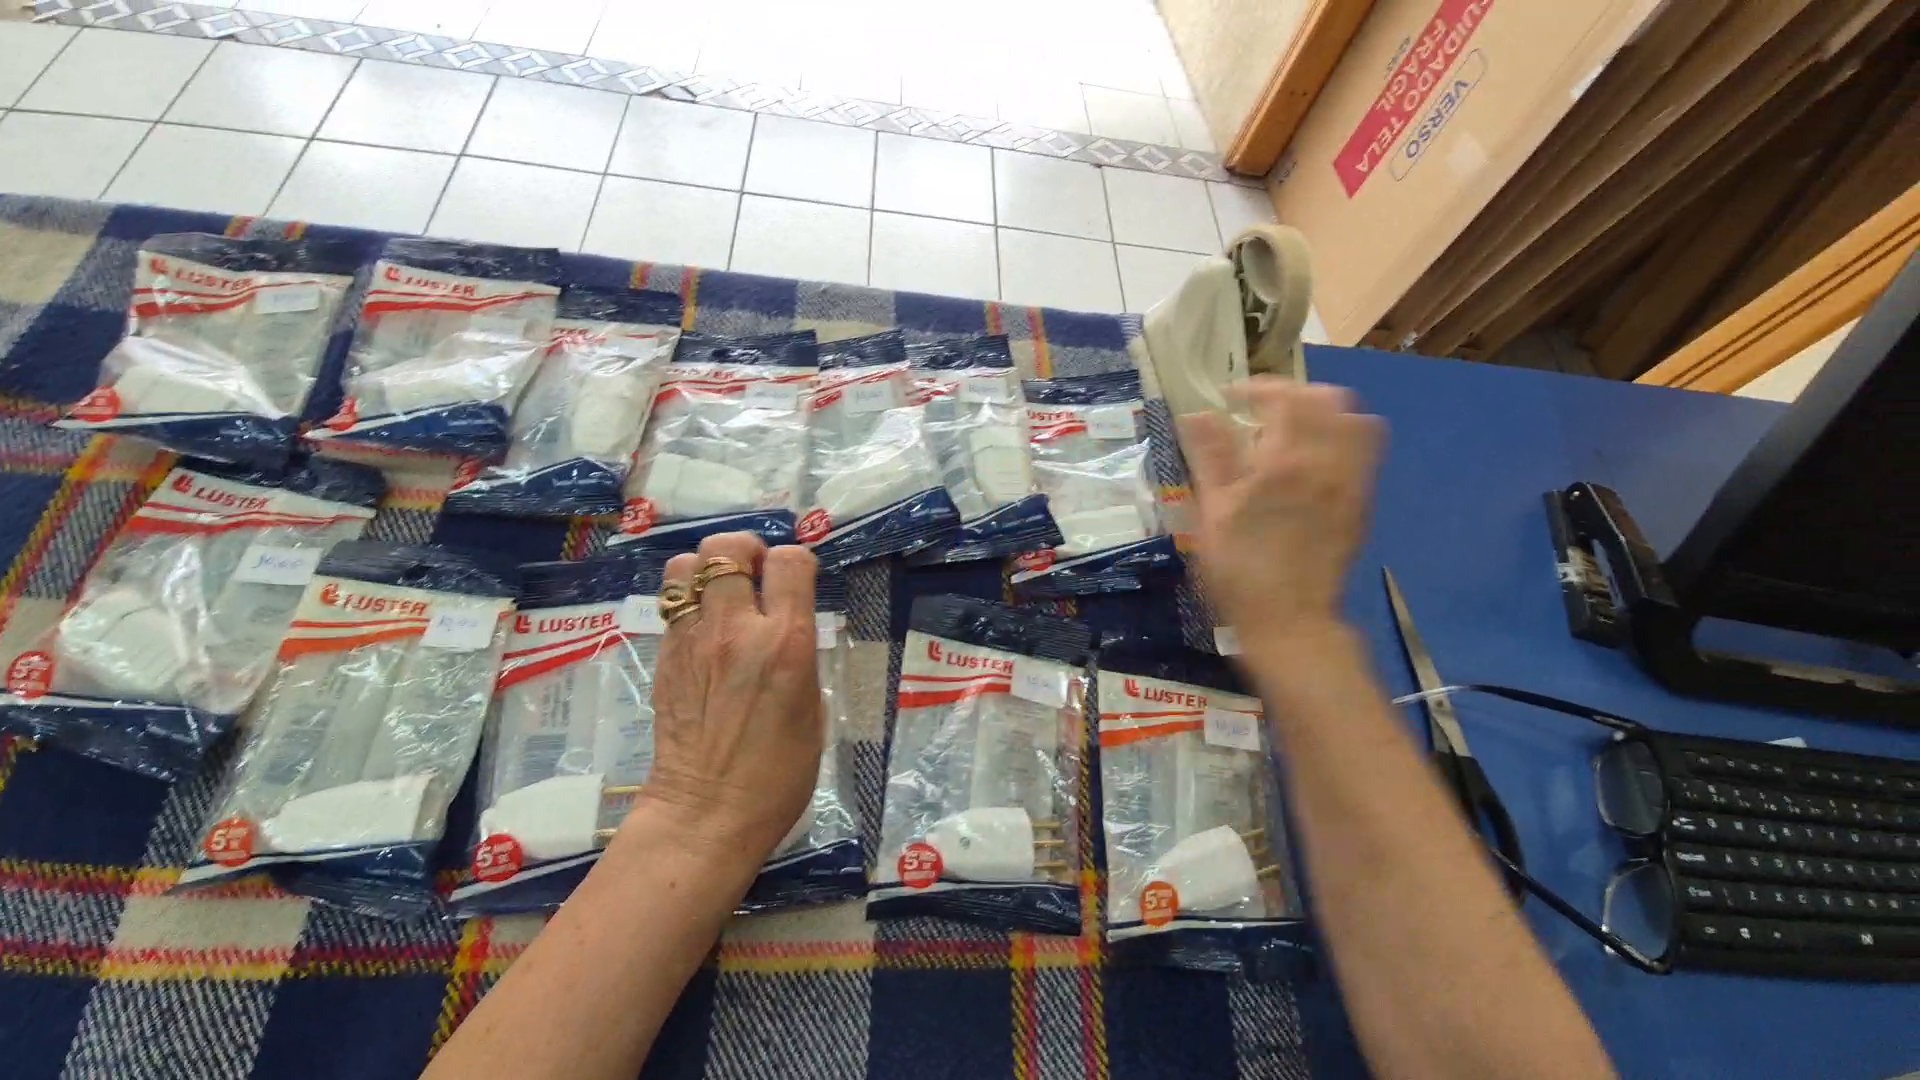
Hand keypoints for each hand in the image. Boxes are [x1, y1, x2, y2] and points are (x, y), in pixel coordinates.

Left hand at [639, 532, 822, 862]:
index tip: (798, 581)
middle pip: (728, 547)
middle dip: (747, 551)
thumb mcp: (814, 711)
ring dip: (707, 568)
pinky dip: (690, 600)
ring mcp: (692, 639)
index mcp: (787, 644)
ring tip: (723, 593)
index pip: (790, 561)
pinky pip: (672, 603)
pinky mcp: (664, 655)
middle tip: (756, 575)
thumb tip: (790, 633)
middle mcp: (737, 629)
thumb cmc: (779, 775)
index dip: (797, 562)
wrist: (706, 813)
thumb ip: (802, 658)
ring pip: (686, 564)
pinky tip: (705, 627)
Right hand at [1179, 379, 1383, 645]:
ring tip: (1293, 429)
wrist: (1290, 620)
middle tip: (1261, 411)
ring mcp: (1352, 482)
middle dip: (1293, 393)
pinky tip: (1312, 460)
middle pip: (1327, 398)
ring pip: (1357, 419)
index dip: (1256, 388)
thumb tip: (1198, 413)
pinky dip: (1342, 438)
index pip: (1284, 396)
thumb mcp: (1212, 512)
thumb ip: (1210, 457)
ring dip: (1324, 412)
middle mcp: (1329, 462)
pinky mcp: (1361, 503)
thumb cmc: (1240, 569)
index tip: (1229, 401)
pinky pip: (1366, 451)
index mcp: (1286, 460)